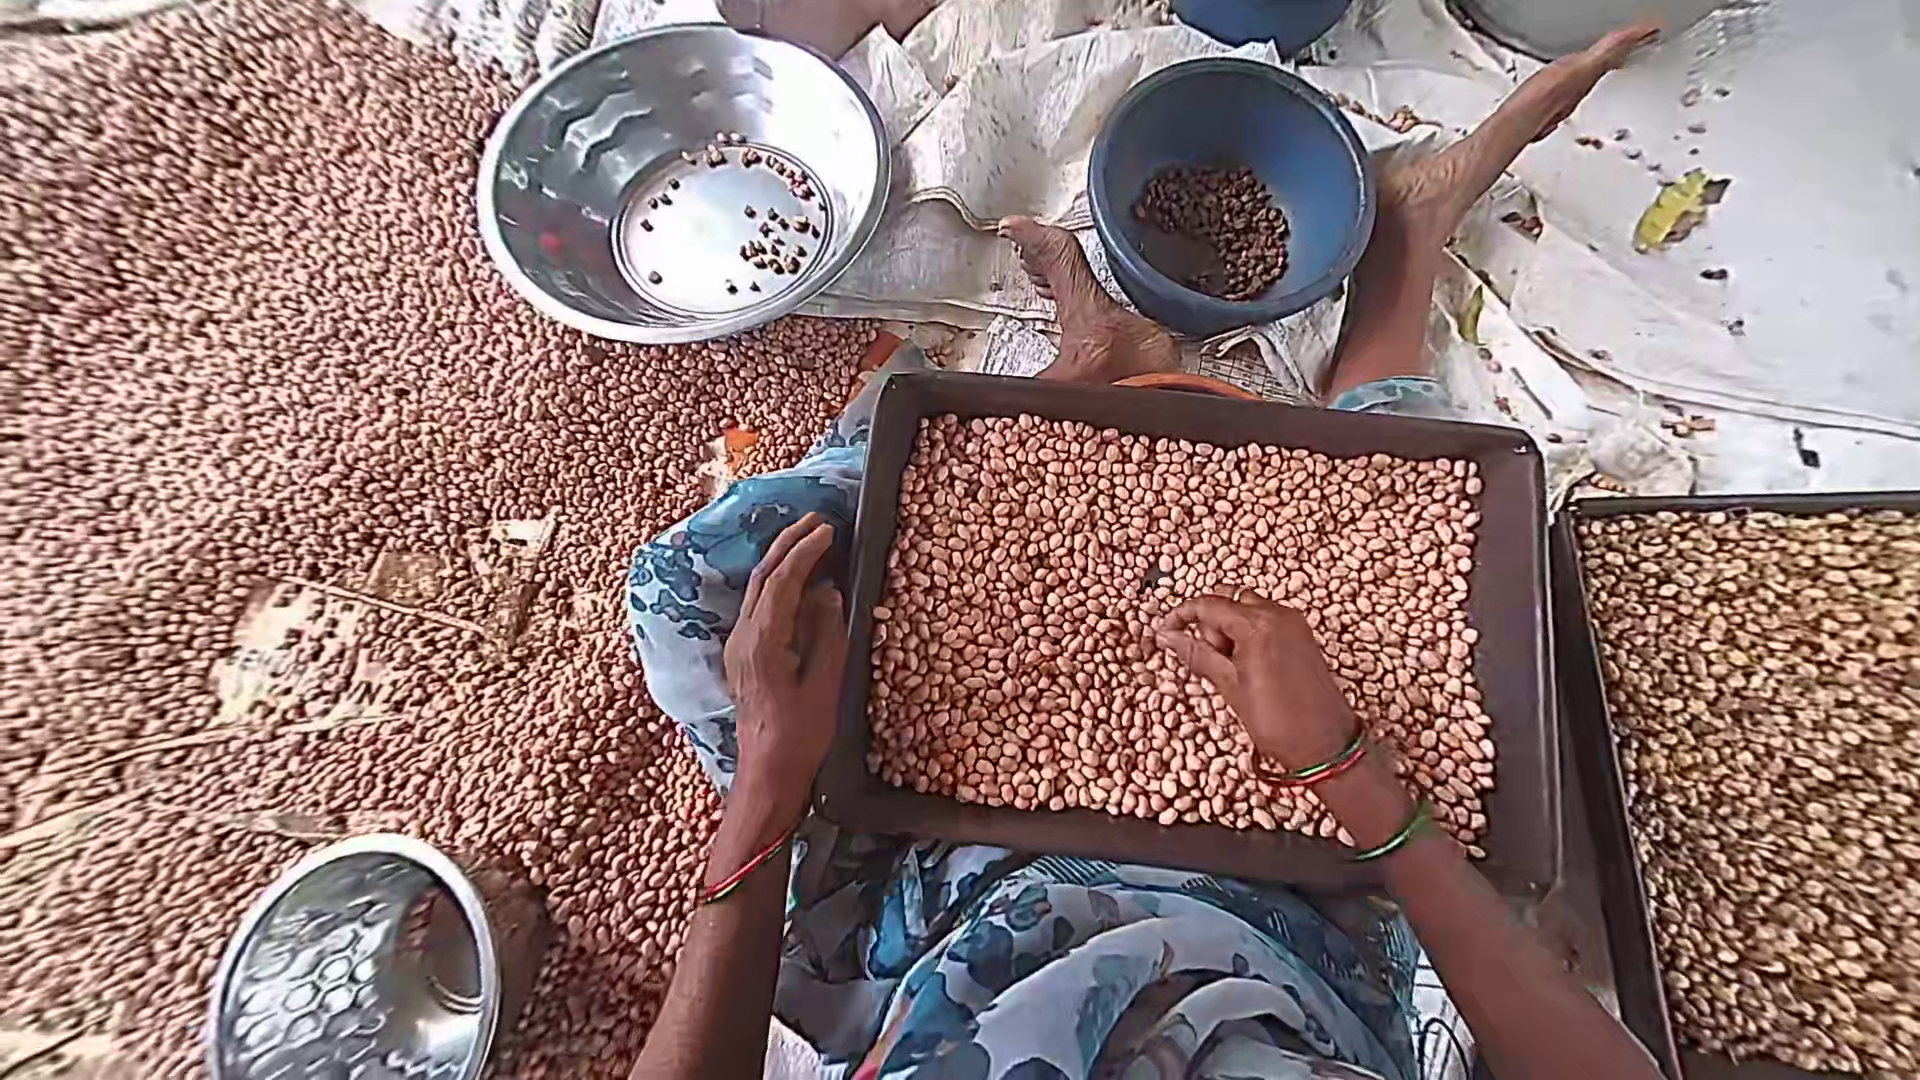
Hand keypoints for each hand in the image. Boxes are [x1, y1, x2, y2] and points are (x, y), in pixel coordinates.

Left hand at [724, 512, 847, 817]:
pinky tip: (800, 577)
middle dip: (788, 543)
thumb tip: (829, 592)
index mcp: (762, 644)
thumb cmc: (801, 735)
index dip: (805, 553)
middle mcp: (742, 637)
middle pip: (762, 576)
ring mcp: (738, 644)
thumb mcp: (826, 685)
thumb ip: (827, 634)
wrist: (767, 773)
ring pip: (757, 588)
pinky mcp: (743, 653)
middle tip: (817, 520)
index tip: (829, 531)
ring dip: (782, 558)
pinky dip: (780, 580)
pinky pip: (760, 604)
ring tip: (810, 536)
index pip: (781, 582)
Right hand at [1153, 591, 1357, 769]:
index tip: (1168, 629)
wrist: (1327, 746)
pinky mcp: (1302, 636)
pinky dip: (1248, 635)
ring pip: (1245, 609)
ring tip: (1231, 668)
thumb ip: (1195, 652)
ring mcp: (1294, 624)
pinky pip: (1264, 621)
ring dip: (1229, 630)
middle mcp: (1279, 616)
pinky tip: (1247, 666)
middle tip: (1211, 659)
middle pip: (1227, 601)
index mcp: (1258, 625)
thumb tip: (1167, 635)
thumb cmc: (1281, 721)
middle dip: (1210, 625)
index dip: (1181, 615)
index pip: (1208, 605)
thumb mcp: (1228, 684)